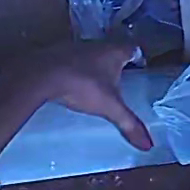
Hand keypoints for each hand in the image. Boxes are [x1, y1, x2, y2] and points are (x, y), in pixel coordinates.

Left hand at [5, 41, 154, 150]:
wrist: (41, 75)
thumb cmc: (82, 86)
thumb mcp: (109, 107)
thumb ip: (129, 124)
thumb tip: (149, 145)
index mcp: (114, 52)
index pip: (133, 48)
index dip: (138, 56)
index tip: (140, 65)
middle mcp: (96, 45)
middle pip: (112, 49)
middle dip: (116, 61)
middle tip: (121, 75)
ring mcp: (74, 47)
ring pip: (90, 53)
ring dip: (95, 64)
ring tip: (98, 80)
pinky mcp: (55, 53)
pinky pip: (71, 59)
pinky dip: (75, 68)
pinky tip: (73, 81)